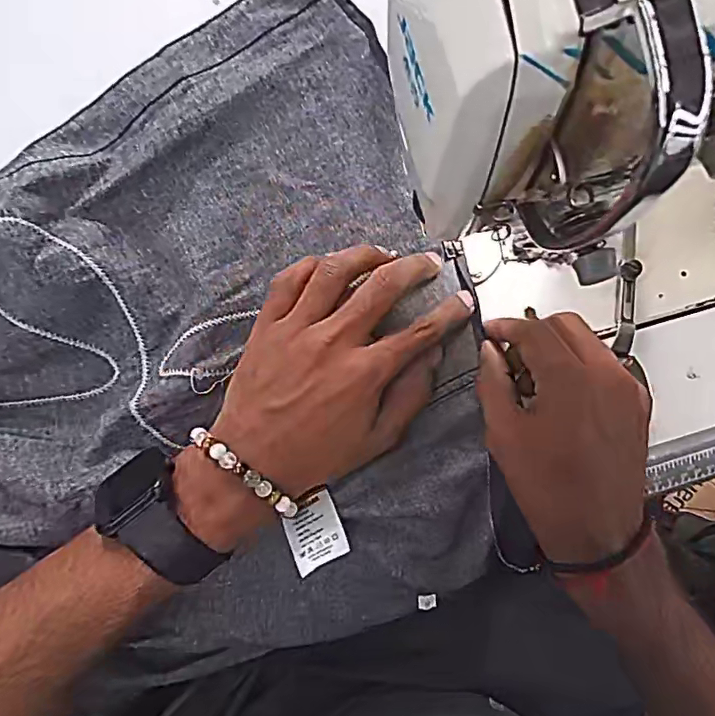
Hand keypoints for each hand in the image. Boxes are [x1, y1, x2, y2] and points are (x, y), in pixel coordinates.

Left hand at [174, 244, 472, 549]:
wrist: (254, 461)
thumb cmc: (315, 454)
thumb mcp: (376, 438)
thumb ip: (410, 397)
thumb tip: (433, 359)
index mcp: (364, 373)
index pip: (419, 330)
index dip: (448, 312)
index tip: (460, 300)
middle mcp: (333, 343)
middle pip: (382, 285)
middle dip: (414, 267)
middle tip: (426, 263)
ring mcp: (297, 330)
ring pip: (335, 270)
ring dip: (364, 255)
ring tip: (381, 255)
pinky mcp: (268, 326)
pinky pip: (289, 280)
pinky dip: (310, 265)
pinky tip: (327, 266)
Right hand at [476, 312, 650, 568]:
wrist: (598, 530)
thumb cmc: (554, 493)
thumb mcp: (505, 436)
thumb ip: (493, 384)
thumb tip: (490, 354)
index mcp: (571, 378)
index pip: (535, 329)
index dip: (506, 327)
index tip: (493, 332)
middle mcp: (606, 375)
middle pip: (565, 325)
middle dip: (534, 332)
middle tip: (511, 354)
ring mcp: (627, 388)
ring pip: (589, 341)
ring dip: (559, 347)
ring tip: (536, 378)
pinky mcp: (637, 403)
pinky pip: (607, 366)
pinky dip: (582, 367)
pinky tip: (563, 395)